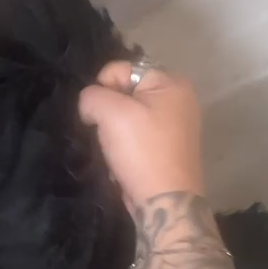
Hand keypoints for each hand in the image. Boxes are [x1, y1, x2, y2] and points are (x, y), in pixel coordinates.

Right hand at [78, 60, 203, 204]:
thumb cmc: (141, 150)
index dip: (103, 89)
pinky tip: (123, 155)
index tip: (104, 115)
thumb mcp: (109, 112)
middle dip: (107, 109)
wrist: (163, 199)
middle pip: (122, 90)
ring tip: (115, 146)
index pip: (118, 70)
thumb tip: (90, 104)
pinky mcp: (166, 143)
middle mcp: (177, 98)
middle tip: (108, 131)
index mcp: (171, 83)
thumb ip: (91, 95)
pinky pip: (133, 130)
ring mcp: (174, 122)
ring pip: (124, 112)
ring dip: (111, 127)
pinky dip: (122, 140)